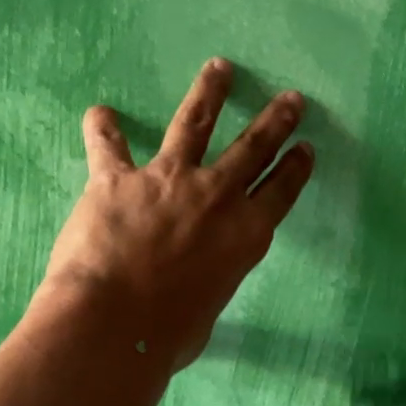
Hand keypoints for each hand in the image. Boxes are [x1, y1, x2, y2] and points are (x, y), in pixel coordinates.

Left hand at [38, 58, 314, 370]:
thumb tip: (188, 286)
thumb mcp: (205, 314)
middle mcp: (215, 198)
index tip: (305, 149)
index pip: (280, 193)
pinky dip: (102, 128)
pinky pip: (108, 145)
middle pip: (252, 149)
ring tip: (219, 69)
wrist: (114, 323)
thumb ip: (204, 286)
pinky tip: (100, 113)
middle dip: (274, 121)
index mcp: (245, 236)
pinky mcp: (117, 178)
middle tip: (290, 99)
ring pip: (193, 124)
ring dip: (209, 93)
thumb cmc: (168, 336)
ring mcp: (168, 181)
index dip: (295, 169)